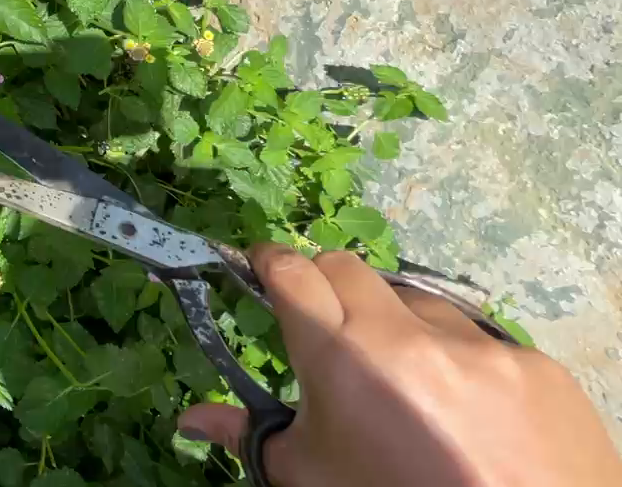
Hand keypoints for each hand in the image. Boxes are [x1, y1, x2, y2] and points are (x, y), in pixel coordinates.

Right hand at [179, 244, 621, 486]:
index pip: (287, 267)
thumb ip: (246, 433)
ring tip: (413, 376)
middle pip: (344, 265)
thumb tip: (187, 420)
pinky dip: (467, 360)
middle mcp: (403, 335)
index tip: (264, 273)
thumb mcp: (311, 474)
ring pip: (414, 298)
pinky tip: (476, 406)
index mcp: (338, 354)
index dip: (269, 262)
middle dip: (328, 285)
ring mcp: (479, 348)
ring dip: (401, 322)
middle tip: (332, 326)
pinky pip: (485, 339)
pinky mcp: (540, 367)